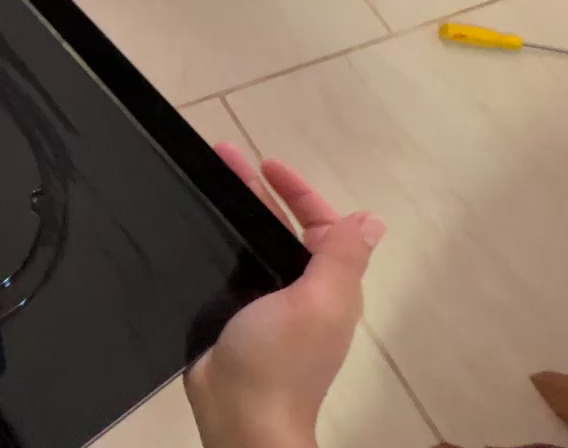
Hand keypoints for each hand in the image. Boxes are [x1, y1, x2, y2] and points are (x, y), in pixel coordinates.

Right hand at [186, 144, 385, 447]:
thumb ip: (340, 261)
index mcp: (328, 287)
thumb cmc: (281, 356)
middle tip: (220, 157)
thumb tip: (372, 220)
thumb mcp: (318, 304)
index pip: (321, 226)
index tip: (263, 163)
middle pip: (284, 228)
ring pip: (255, 242)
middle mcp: (301, 290)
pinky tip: (195, 226)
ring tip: (201, 182)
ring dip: (235, 209)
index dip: (299, 192)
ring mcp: (266, 302)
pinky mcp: (234, 311)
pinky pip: (232, 261)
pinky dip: (219, 236)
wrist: (238, 410)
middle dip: (258, 190)